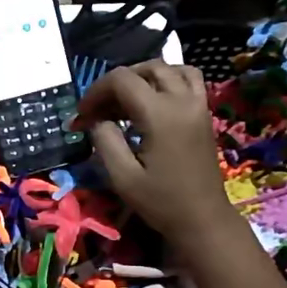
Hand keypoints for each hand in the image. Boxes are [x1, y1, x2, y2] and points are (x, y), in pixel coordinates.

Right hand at [78, 61, 239, 241]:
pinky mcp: (204, 114)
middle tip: (100, 111)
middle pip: (145, 70)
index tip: (82, 115)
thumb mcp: (123, 177)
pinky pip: (189, 79)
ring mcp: (198, 104)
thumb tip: (96, 120)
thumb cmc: (162, 203)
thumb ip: (105, 141)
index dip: (96, 92)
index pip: (122, 80)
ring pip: (169, 68)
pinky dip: (169, 79)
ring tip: (126, 99)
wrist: (203, 219)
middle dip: (116, 84)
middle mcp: (182, 100)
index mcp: (160, 114)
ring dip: (143, 76)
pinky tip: (154, 100)